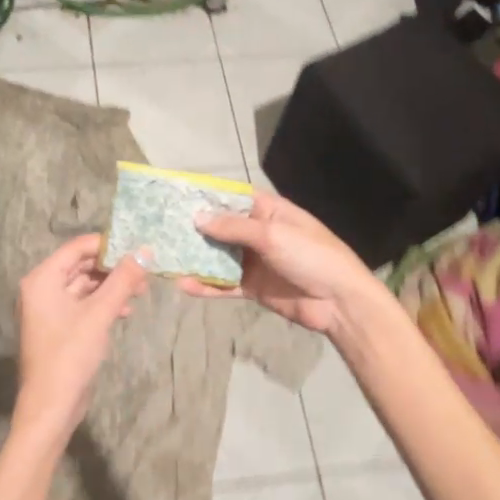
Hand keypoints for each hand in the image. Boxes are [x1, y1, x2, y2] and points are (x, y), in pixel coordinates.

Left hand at [13, 234, 150, 443]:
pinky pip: (85, 304)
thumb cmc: (70, 355)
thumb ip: (123, 280)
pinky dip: (105, 303)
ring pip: (86, 285)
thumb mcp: (100, 314)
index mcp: (43, 279)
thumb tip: (145, 250)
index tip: (138, 247)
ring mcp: (50, 309)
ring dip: (112, 286)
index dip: (108, 244)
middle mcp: (43, 288)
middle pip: (82, 264)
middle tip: (145, 269)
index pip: (77, 247)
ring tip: (142, 290)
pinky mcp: (61, 327)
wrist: (51, 407)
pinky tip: (127, 310)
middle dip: (113, 266)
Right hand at [177, 194, 373, 332]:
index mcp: (268, 211)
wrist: (339, 302)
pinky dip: (206, 285)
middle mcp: (259, 233)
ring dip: (196, 257)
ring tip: (164, 257)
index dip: (206, 197)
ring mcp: (255, 261)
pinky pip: (224, 284)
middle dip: (194, 229)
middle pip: (221, 228)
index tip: (176, 197)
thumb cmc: (311, 256)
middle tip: (160, 228)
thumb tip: (197, 217)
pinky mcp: (253, 287)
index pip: (232, 198)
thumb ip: (234, 227)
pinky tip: (184, 285)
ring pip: (219, 257)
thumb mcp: (272, 234)